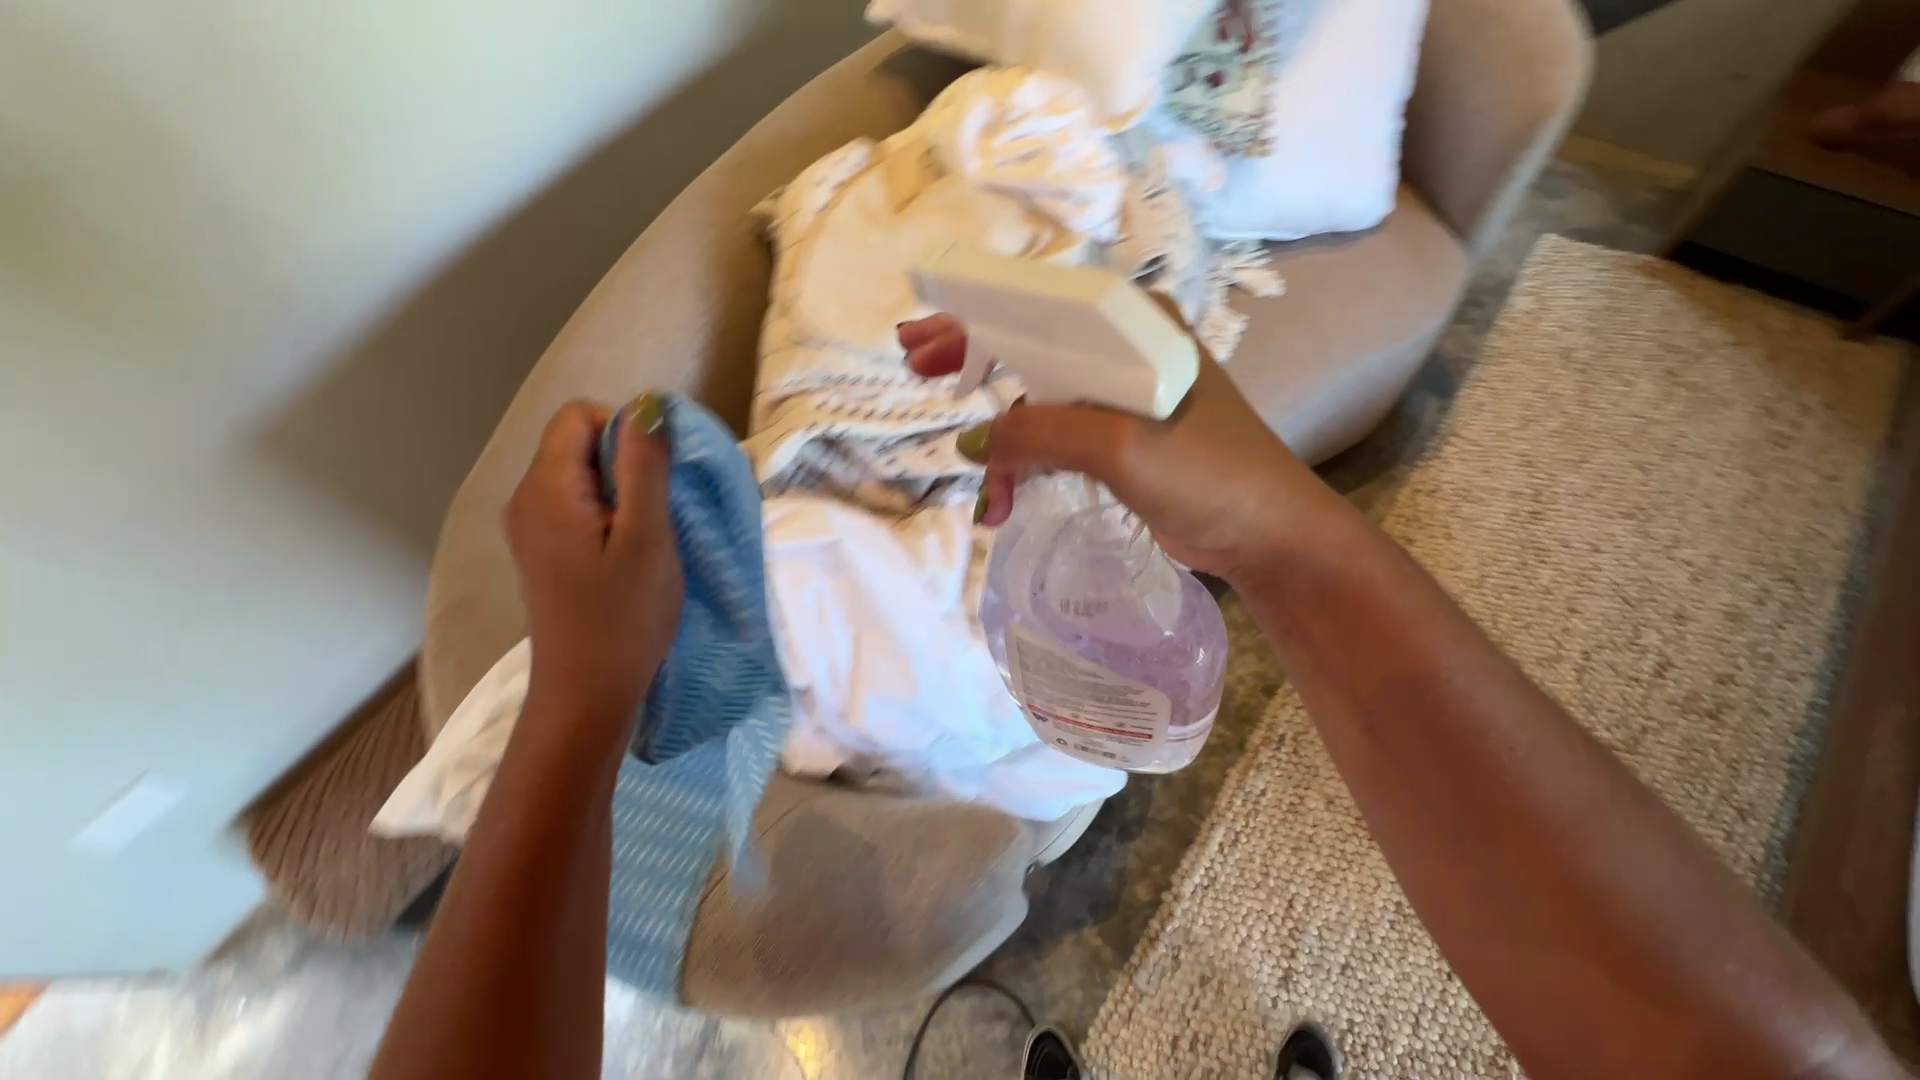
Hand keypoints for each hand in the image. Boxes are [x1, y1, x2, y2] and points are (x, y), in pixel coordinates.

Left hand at [505, 397, 682, 722]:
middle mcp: (526, 499)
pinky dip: (611, 512)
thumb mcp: (647, 535)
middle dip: (627, 459)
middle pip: (577, 441)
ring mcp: (531, 527)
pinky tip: (631, 550)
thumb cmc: (624, 616)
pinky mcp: (544, 551)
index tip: (658, 474)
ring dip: (623, 488)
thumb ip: (645, 465)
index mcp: (546, 488)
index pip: (579, 414)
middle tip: (661, 508)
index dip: (625, 428)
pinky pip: (578, 504)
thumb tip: (648, 404)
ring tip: (650, 532)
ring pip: (581, 474)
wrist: (588, 692)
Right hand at [899, 312, 1350, 584]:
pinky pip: (1056, 442)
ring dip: (1007, 450)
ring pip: (1039, 405)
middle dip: (977, 371)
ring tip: (988, 499)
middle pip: (1033, 350)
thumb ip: (1041, 435)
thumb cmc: (1207, 473)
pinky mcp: (1119, 441)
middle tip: (922, 377)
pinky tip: (1007, 505)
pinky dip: (1029, 470)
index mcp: (1133, 328)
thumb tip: (971, 444)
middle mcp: (1126, 352)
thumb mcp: (1118, 446)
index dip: (975, 319)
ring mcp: (1122, 398)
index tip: (922, 341)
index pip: (1040, 309)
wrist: (1265, 535)